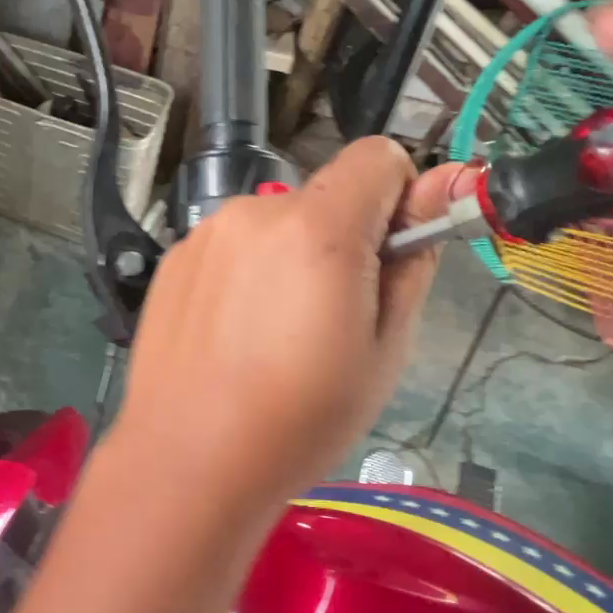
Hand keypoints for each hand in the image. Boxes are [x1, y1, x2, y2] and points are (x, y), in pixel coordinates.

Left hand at [111, 138, 463, 507]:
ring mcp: (206, 232)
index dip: (398, 197)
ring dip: (289, 255)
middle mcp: (255, 212)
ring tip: (275, 333)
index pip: (376, 155)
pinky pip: (231, 246)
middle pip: (322, 196)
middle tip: (332, 315)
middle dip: (341, 238)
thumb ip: (410, 264)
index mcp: (316, 227)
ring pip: (274, 223)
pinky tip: (233, 333)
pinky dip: (245, 272)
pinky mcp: (174, 257)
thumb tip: (438, 196)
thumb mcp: (385, 351)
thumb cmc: (300, 418)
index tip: (389, 253)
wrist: (187, 457)